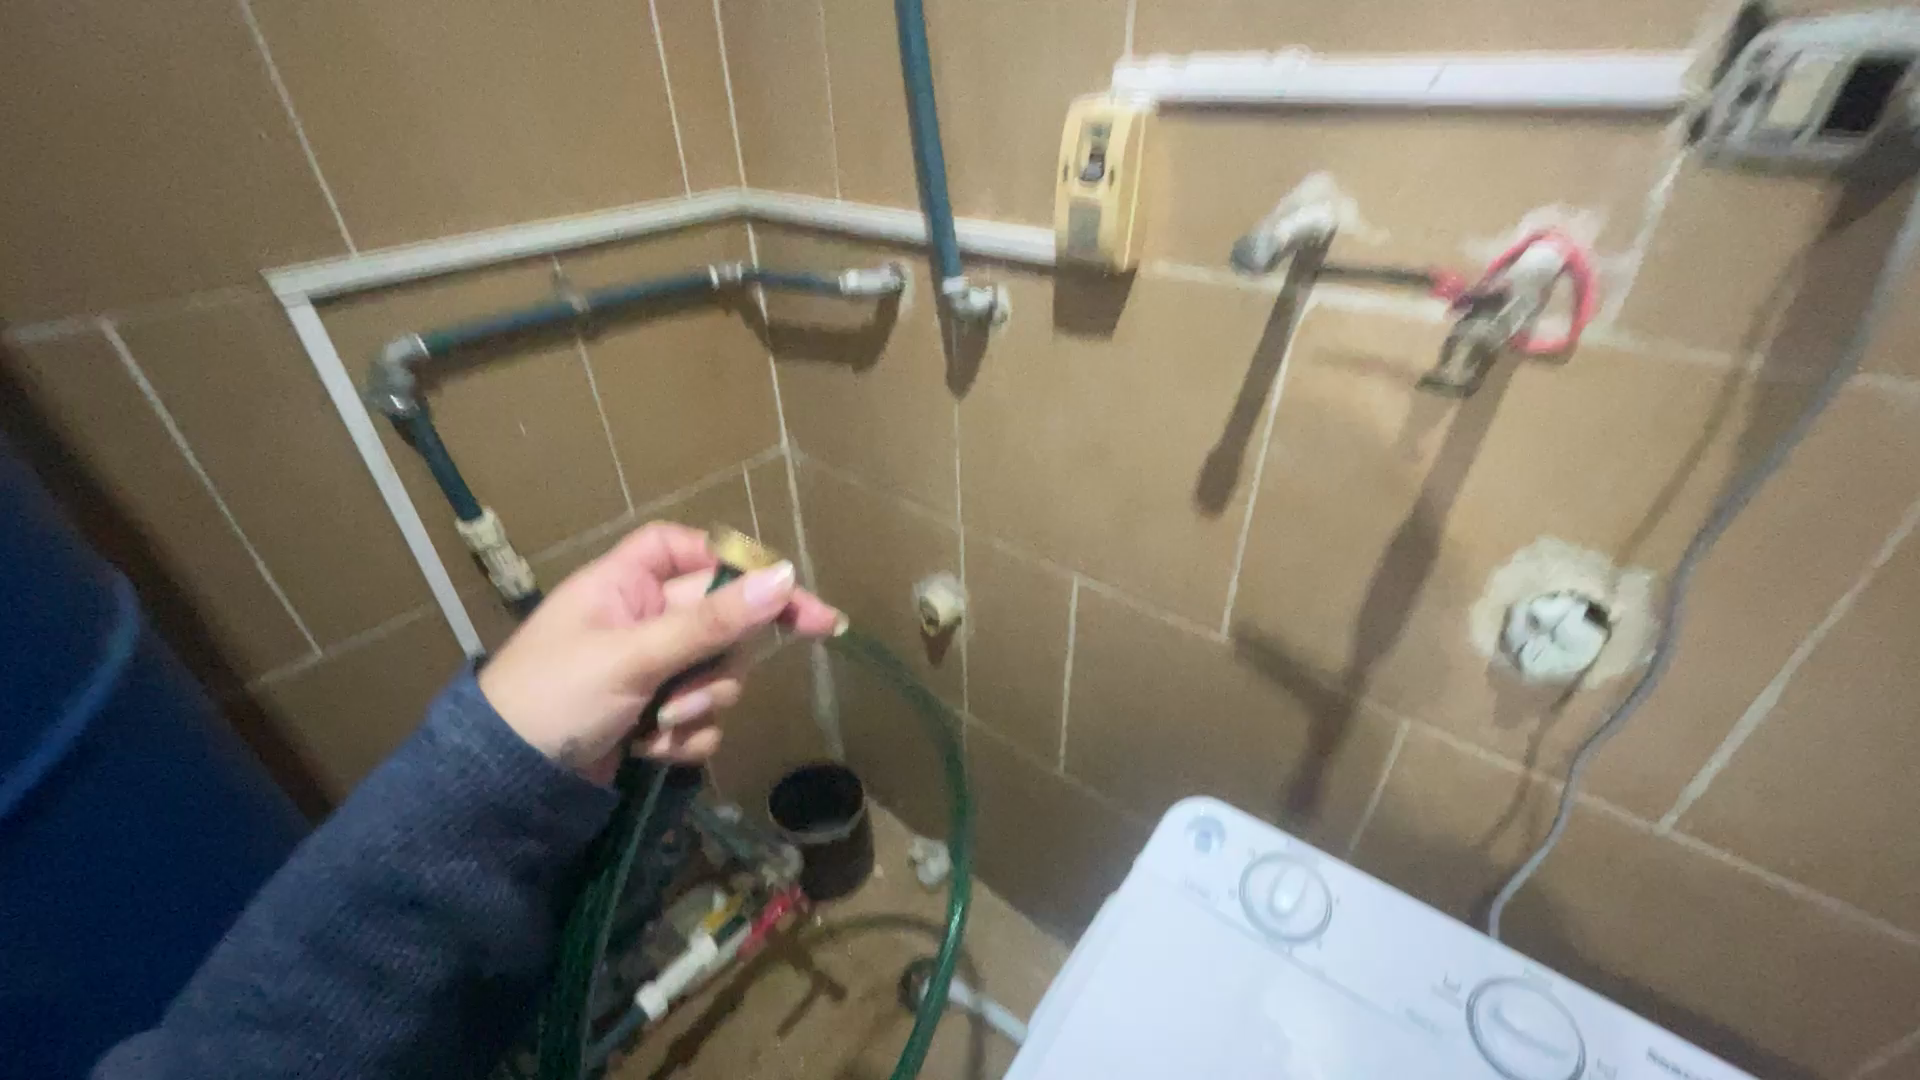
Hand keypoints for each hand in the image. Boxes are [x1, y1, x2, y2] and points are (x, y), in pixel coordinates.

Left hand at [478, 522, 841, 781]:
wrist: (503, 791)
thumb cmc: (554, 699)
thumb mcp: (635, 655)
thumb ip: (712, 620)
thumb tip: (787, 577)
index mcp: (626, 585)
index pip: (688, 549)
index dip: (731, 560)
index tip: (779, 587)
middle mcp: (645, 620)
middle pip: (720, 616)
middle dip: (719, 656)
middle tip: (707, 684)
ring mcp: (656, 669)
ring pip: (720, 670)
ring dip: (701, 702)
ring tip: (660, 725)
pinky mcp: (660, 715)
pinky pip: (705, 715)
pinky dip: (687, 736)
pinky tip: (650, 752)